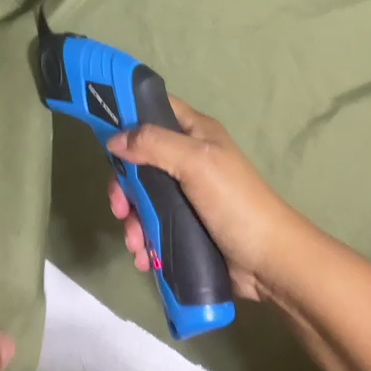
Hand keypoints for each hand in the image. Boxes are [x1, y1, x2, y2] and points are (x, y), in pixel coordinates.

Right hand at [105, 96, 307, 301]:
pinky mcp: (184, 226)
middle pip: (139, 158)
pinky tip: (143, 255)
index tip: (101, 130)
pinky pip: (151, 224)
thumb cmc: (235, 202)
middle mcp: (187, 158)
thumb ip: (153, 144)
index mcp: (194, 132)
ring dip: (131, 218)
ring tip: (135, 242)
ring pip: (141, 196)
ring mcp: (185, 194)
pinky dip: (142, 238)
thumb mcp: (195, 162)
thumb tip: (113, 140)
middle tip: (118, 205)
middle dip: (123, 184)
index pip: (154, 107)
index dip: (127, 113)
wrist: (269, 264)